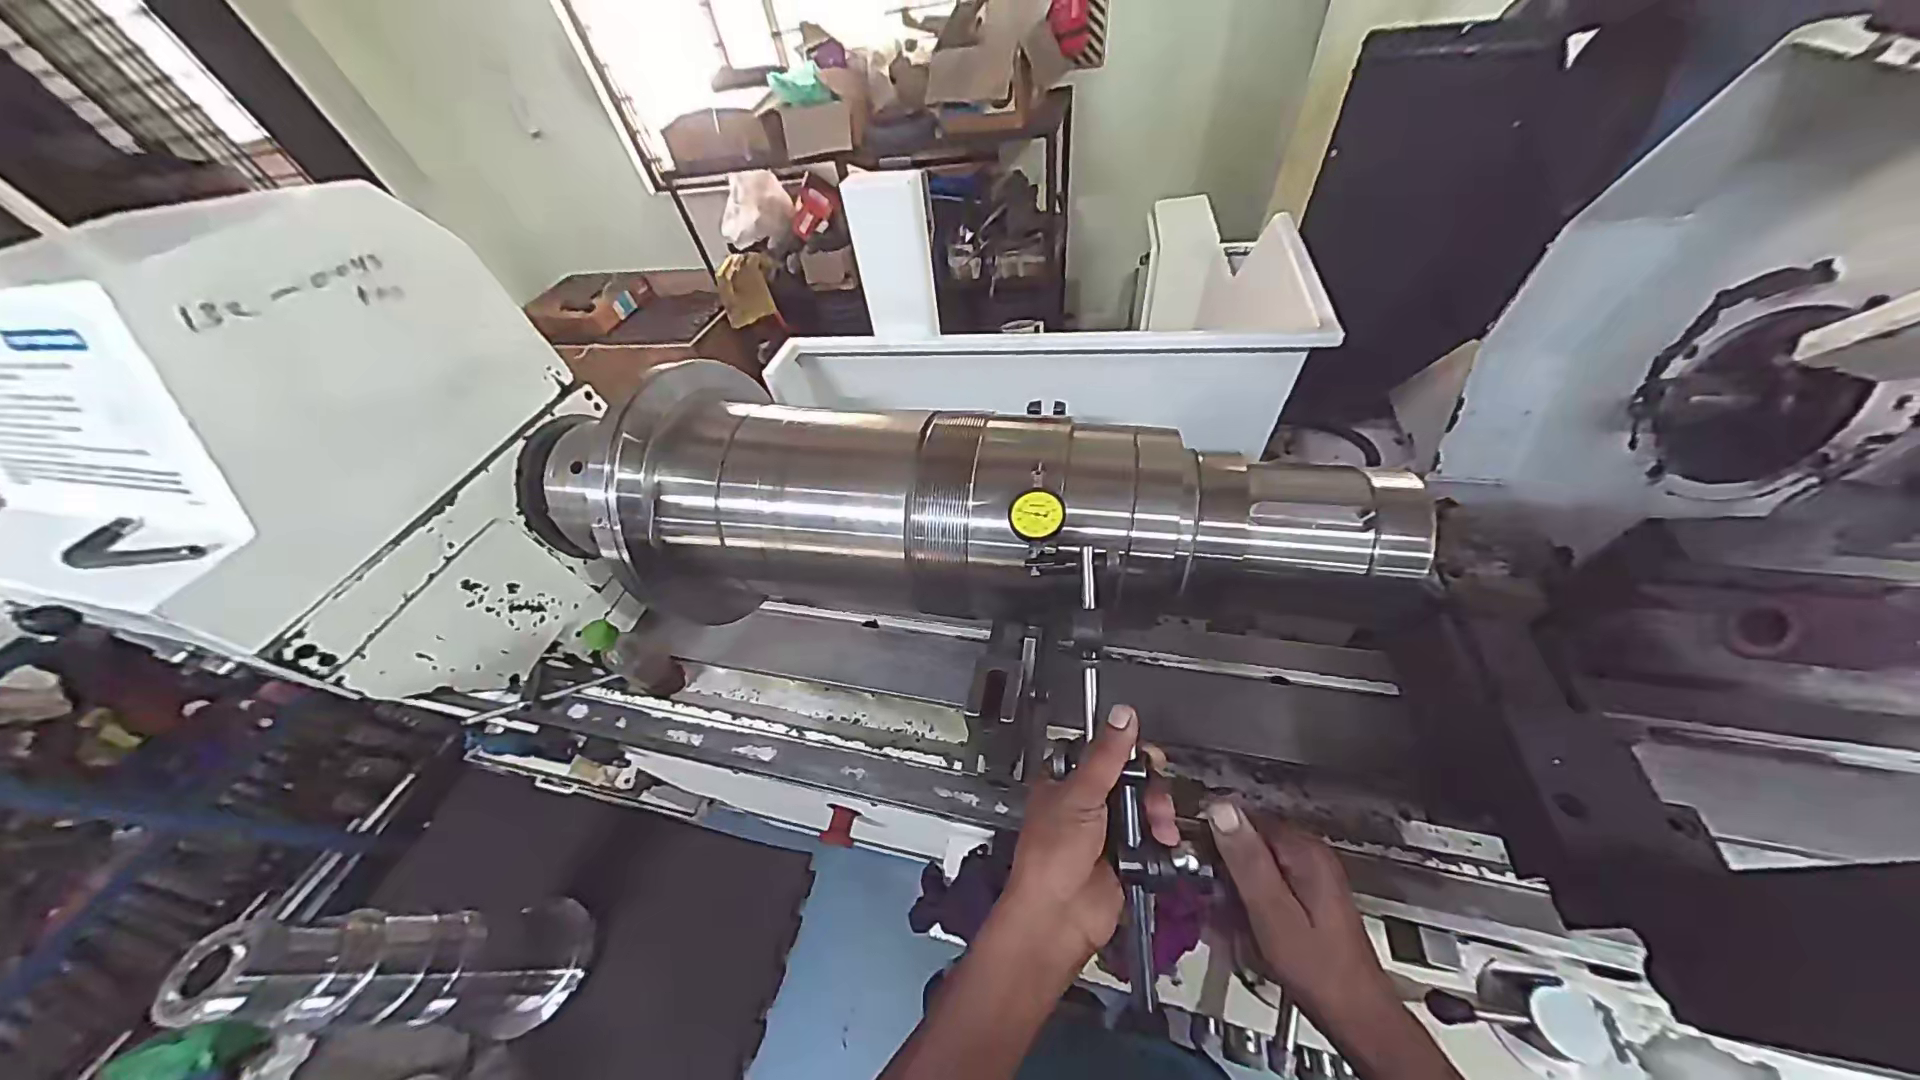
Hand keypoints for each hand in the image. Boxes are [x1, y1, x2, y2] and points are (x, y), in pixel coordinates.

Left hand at [1002, 704, 1178, 962]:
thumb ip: (1106, 756)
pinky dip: (1163, 840)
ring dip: (1159, 814)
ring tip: (1160, 827)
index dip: (1126, 751)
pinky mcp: (1127, 858)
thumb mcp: (1080, 795)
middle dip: (1149, 787)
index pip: (1103, 752)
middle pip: (1131, 780)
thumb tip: (1122, 715)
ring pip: (1146, 808)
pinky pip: (1154, 840)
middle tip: (1154, 799)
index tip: (1146, 755)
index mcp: (1066, 782)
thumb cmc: (1051, 855)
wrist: (1059, 917)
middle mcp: (1087, 803)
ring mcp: (1108, 832)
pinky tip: (1164, 844)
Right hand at [1204, 803, 1397, 1033]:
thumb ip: (1246, 859)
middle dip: (1225, 863)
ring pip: (1255, 860)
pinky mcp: (1308, 891)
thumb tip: (1221, 808)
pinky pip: (1267, 879)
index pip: (1244, 817)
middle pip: (1250, 837)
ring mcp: (1311, 872)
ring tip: (1229, 914)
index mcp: (1304, 850)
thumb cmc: (1316, 969)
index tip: (1199, 861)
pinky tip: (1246, 920)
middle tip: (1214, 895)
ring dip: (1236, 882)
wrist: (1357, 1018)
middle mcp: (1311, 853)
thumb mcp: (1271, 912)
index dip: (1216, 836)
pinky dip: (1251, 895)